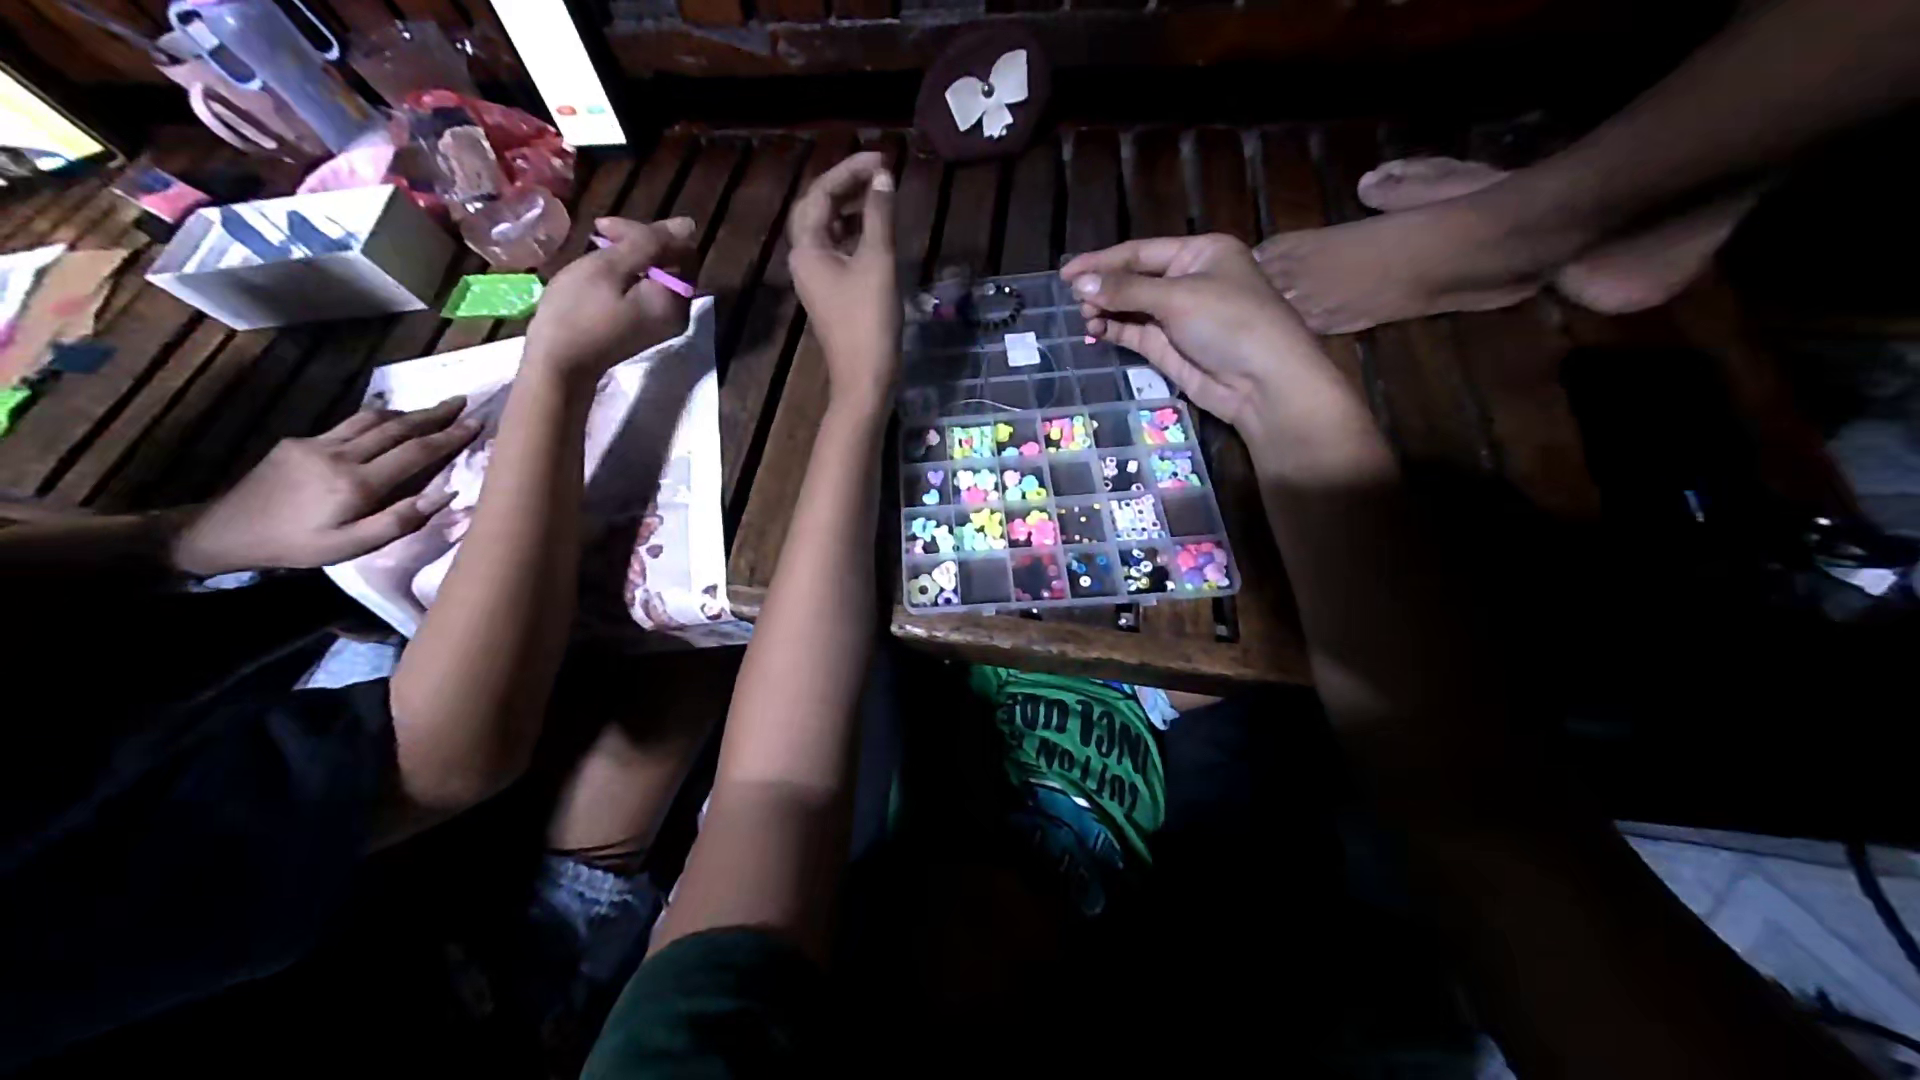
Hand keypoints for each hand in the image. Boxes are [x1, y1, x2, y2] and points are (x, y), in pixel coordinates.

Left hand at [171, 398, 479, 574]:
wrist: (224, 533)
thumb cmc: (298, 546)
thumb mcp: (353, 546)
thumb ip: (401, 520)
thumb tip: (447, 495)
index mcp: (358, 484)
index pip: (416, 453)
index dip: (449, 437)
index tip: (477, 424)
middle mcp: (340, 456)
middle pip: (397, 428)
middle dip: (434, 415)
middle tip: (463, 403)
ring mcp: (317, 444)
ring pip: (372, 420)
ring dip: (409, 412)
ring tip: (435, 407)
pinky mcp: (299, 442)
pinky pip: (348, 424)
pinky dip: (378, 418)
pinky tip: (390, 419)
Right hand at [525, 216, 696, 383]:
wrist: (561, 363)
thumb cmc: (578, 311)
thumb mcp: (610, 267)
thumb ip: (650, 244)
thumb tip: (689, 226)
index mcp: (675, 298)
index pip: (678, 248)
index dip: (647, 230)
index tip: (605, 227)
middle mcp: (680, 312)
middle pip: (673, 262)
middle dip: (640, 242)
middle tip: (600, 234)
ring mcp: (667, 323)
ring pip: (660, 275)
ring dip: (633, 257)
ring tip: (598, 249)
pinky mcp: (650, 327)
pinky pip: (650, 292)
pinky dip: (631, 276)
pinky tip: (605, 271)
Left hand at [787, 151, 899, 410]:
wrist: (864, 376)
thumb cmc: (868, 320)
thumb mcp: (877, 263)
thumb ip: (879, 216)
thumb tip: (884, 178)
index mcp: (807, 248)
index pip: (820, 194)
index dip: (849, 171)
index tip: (882, 159)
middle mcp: (805, 259)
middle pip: (819, 209)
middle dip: (846, 186)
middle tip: (879, 172)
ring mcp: (817, 279)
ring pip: (829, 231)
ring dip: (852, 209)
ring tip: (880, 195)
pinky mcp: (832, 294)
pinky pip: (839, 252)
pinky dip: (856, 235)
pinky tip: (877, 232)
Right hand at [1061, 235, 1388, 479]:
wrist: (1262, 383)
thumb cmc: (1229, 322)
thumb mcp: (1177, 297)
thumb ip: (1126, 291)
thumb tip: (1079, 284)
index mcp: (1200, 253)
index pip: (1141, 252)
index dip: (1102, 261)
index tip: (1066, 273)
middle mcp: (1188, 280)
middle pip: (1134, 279)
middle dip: (1103, 288)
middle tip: (1073, 300)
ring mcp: (1178, 316)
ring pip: (1131, 308)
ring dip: (1105, 311)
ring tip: (1083, 318)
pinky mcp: (1169, 347)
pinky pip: (1134, 333)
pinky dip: (1114, 331)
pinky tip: (1094, 331)